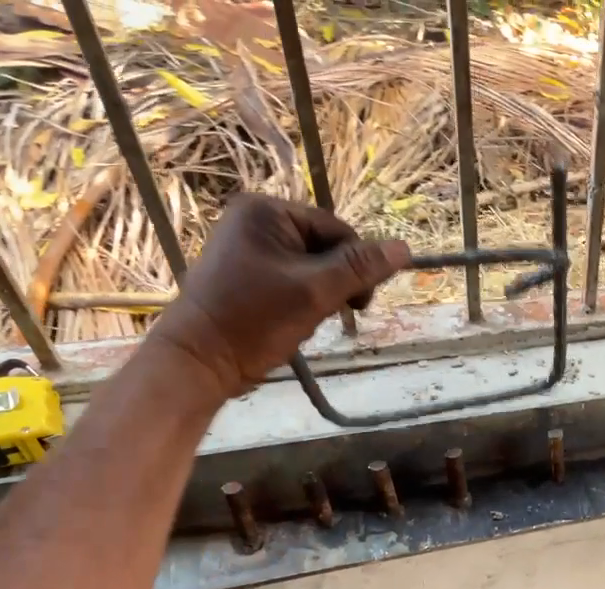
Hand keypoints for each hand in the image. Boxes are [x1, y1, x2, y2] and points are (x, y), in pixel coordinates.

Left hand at [148, 195, 409, 399]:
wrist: (200, 361)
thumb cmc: (254, 321)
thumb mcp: (315, 293)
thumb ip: (360, 268)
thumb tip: (404, 248)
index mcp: (267, 211)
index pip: (338, 230)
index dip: (356, 267)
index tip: (359, 305)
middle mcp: (255, 220)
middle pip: (326, 248)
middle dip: (335, 284)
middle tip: (331, 314)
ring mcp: (248, 247)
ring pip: (312, 268)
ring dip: (321, 296)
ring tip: (306, 320)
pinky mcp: (246, 273)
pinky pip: (292, 280)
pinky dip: (302, 302)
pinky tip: (293, 321)